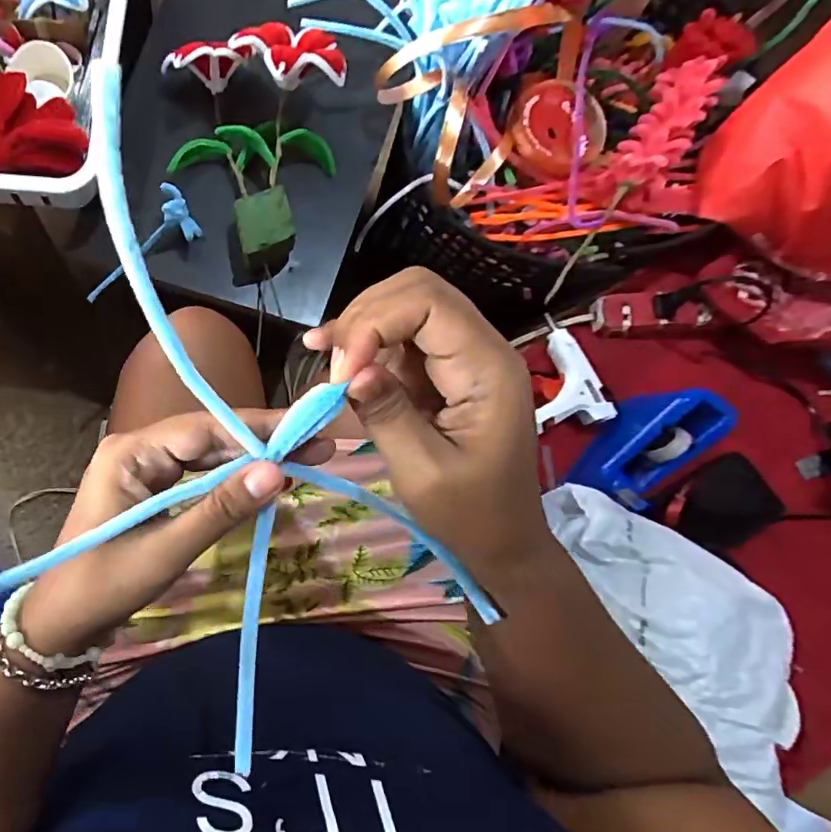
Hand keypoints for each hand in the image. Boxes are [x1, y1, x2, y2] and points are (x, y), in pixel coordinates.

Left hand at [20, 409, 335, 654]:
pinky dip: (230, 480)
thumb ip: (221, 508)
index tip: (307, 431)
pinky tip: (262, 480)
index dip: (259, 429)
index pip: (204, 428)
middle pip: (208, 436)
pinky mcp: (150, 490)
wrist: (62, 621)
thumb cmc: (106, 585)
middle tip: (318, 445)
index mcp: (130, 452)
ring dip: (250, 459)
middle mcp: (136, 449)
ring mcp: (142, 469)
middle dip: (262, 442)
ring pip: (206, 455)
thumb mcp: (168, 548)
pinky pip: (196, 476)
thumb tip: (277, 471)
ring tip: (303, 459)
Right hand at [304, 268, 549, 579]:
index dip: (374, 324)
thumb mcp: (422, 473)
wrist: (503, 540)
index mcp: (486, 369)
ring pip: (407, 308)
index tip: (341, 375)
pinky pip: (403, 340)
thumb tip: (351, 373)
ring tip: (327, 361)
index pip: (429, 303)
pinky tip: (338, 363)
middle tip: (331, 364)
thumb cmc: (470, 515)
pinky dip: (368, 346)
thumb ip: (387, 416)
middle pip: (418, 291)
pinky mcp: (446, 373)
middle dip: (366, 317)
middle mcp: (480, 349)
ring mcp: (464, 358)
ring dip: (362, 328)